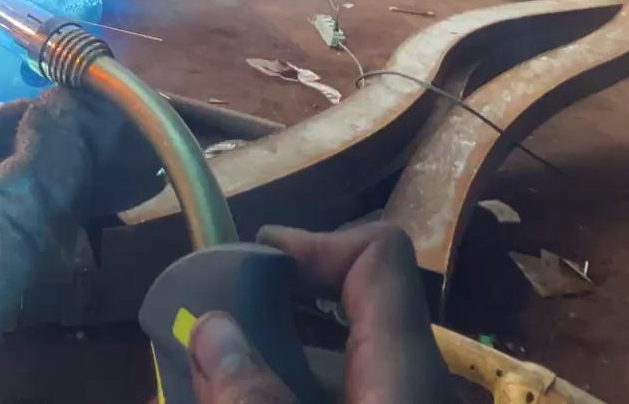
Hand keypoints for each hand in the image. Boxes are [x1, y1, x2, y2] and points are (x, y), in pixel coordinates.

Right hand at [186, 223, 451, 403]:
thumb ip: (254, 401)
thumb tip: (211, 326)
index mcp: (408, 376)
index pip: (378, 255)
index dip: (314, 241)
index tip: (255, 257)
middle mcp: (417, 384)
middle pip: (355, 304)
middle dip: (283, 302)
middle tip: (222, 316)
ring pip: (349, 356)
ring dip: (285, 350)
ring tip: (225, 363)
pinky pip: (352, 389)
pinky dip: (303, 384)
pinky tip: (261, 392)